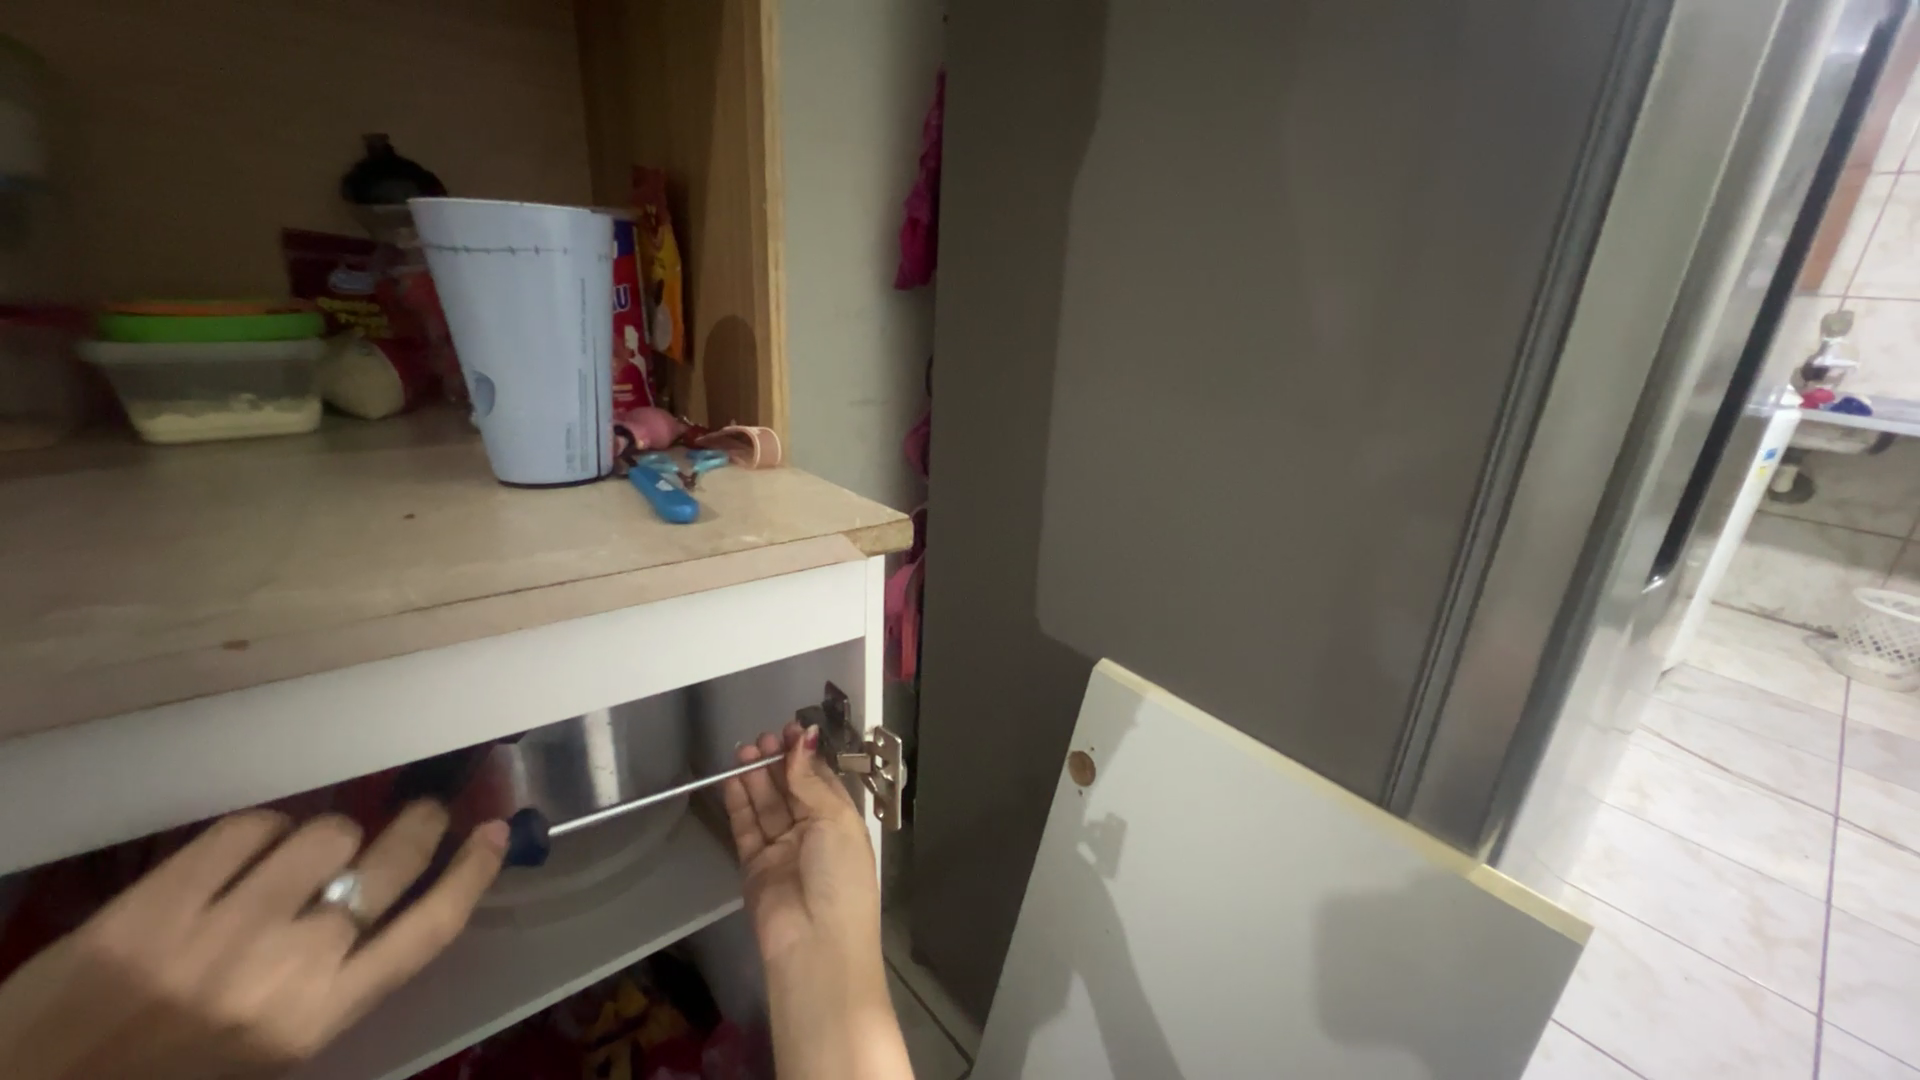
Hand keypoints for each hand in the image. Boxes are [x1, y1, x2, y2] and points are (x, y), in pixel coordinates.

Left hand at [0, 802, 506, 1079]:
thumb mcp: (277, 1043)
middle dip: (418, 826)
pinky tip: (249, 850)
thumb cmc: (175, 1073)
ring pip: (326, 834)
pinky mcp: (155, 901)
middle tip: (423, 812)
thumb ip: (341, 975)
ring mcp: (218, 930)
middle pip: (389, 865)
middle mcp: (284, 969)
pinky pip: (248, 828)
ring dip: (327, 836)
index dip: (472, 874)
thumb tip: (398, 894)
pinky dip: (261, 830)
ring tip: (304, 853)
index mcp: (317, 1017)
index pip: (427, 930)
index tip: (496, 831)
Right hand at [722, 722, 879, 966]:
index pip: (821, 779)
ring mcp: (783, 849)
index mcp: (842, 821)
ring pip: (767, 805)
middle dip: (778, 762)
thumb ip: (812, 780)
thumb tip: (804, 737)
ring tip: (744, 750)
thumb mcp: (836, 821)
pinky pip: (747, 827)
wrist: (816, 946)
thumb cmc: (840, 877)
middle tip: (762, 738)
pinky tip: (732, 778)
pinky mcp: (755, 866)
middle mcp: (814, 833)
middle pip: (791, 789)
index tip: (790, 730)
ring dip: (756, 777)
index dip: (805, 756)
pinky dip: (739, 802)